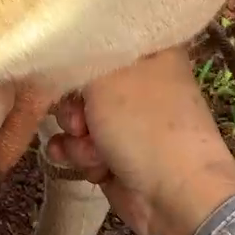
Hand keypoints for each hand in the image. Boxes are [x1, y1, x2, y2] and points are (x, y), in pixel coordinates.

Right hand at [44, 47, 234, 234]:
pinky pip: (78, 148)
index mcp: (146, 51)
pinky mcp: (112, 154)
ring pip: (75, 119)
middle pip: (78, 83)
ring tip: (94, 152)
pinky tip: (89, 167)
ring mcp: (125, 121)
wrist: (175, 195)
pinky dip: (79, 158)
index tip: (63, 70)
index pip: (98, 39)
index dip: (74, 56)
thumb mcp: (105, 77)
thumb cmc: (144, 125)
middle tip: (81, 121)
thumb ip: (75, 58)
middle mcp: (136, 82)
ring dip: (76, 139)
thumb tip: (58, 51)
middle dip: (72, 107)